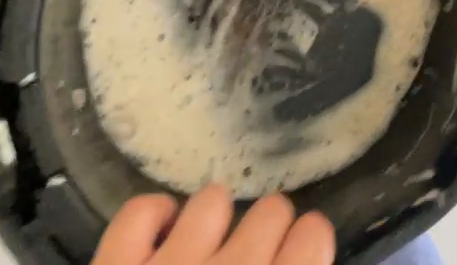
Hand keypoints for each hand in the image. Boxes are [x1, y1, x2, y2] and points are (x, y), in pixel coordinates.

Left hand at [92, 185, 335, 264]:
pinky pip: (141, 212)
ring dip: (212, 226)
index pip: (316, 233)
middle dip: (265, 236)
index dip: (307, 246)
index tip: (298, 257)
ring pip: (213, 199)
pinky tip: (161, 243)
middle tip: (252, 263)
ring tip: (205, 253)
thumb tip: (306, 251)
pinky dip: (154, 222)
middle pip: (272, 210)